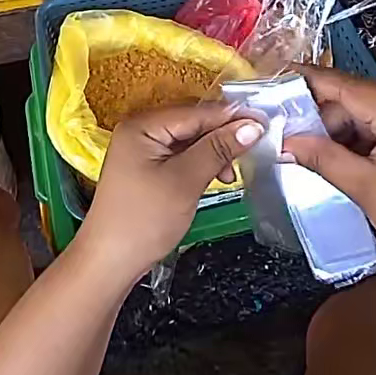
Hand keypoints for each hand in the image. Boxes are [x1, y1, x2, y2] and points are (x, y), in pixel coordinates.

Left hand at [76, 103, 262, 278]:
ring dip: (214, 151)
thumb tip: (252, 125)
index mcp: (142, 125)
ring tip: (231, 173)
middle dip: (223, 135)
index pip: (196, 112)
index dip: (231, 117)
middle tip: (254, 148)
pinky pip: (181, 155)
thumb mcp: (186, 180)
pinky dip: (201, 163)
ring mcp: (142, 149)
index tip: (265, 123)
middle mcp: (140, 130)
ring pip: (190, 140)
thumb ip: (218, 149)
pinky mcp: (147, 168)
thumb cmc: (144, 220)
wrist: (109, 262)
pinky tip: (216, 177)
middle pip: (193, 123)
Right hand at [282, 66, 375, 282]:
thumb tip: (287, 141)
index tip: (280, 77)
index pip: (350, 85)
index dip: (311, 81)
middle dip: (328, 118)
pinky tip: (355, 163)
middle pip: (364, 99)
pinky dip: (372, 142)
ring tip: (325, 159)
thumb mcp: (366, 189)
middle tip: (297, 141)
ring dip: (350, 133)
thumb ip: (323, 158)